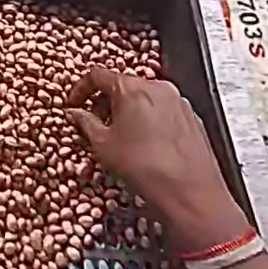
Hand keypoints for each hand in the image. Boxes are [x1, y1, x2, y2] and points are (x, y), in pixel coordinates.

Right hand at [65, 66, 249, 253]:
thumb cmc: (146, 168)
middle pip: (122, 84)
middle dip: (104, 101)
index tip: (75, 103)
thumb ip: (86, 122)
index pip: (97, 75)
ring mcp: (178, 102)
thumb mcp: (103, 145)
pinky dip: (147, 119)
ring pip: (143, 96)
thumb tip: (77, 113)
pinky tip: (143, 143)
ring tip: (118, 135)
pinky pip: (162, 110)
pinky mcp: (192, 117)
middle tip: (94, 121)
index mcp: (132, 88)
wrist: (190, 193)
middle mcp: (158, 88)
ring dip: (126, 110)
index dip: (81, 89)